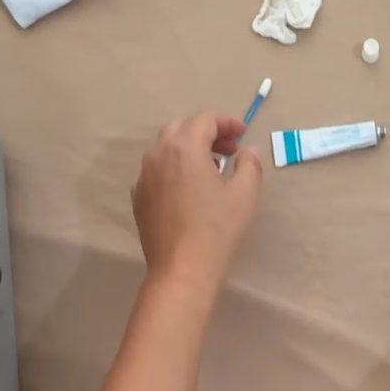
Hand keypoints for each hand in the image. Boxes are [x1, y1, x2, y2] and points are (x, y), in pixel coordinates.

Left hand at [132, 112, 262, 284]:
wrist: (182, 270)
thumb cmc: (217, 231)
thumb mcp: (244, 196)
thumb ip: (249, 165)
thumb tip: (248, 151)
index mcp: (185, 147)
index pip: (206, 119)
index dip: (227, 122)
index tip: (243, 135)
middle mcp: (158, 154)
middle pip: (182, 128)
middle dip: (206, 133)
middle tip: (228, 150)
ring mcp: (144, 176)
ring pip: (165, 148)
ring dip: (188, 149)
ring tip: (209, 170)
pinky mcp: (139, 198)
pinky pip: (156, 172)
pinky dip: (173, 170)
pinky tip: (188, 190)